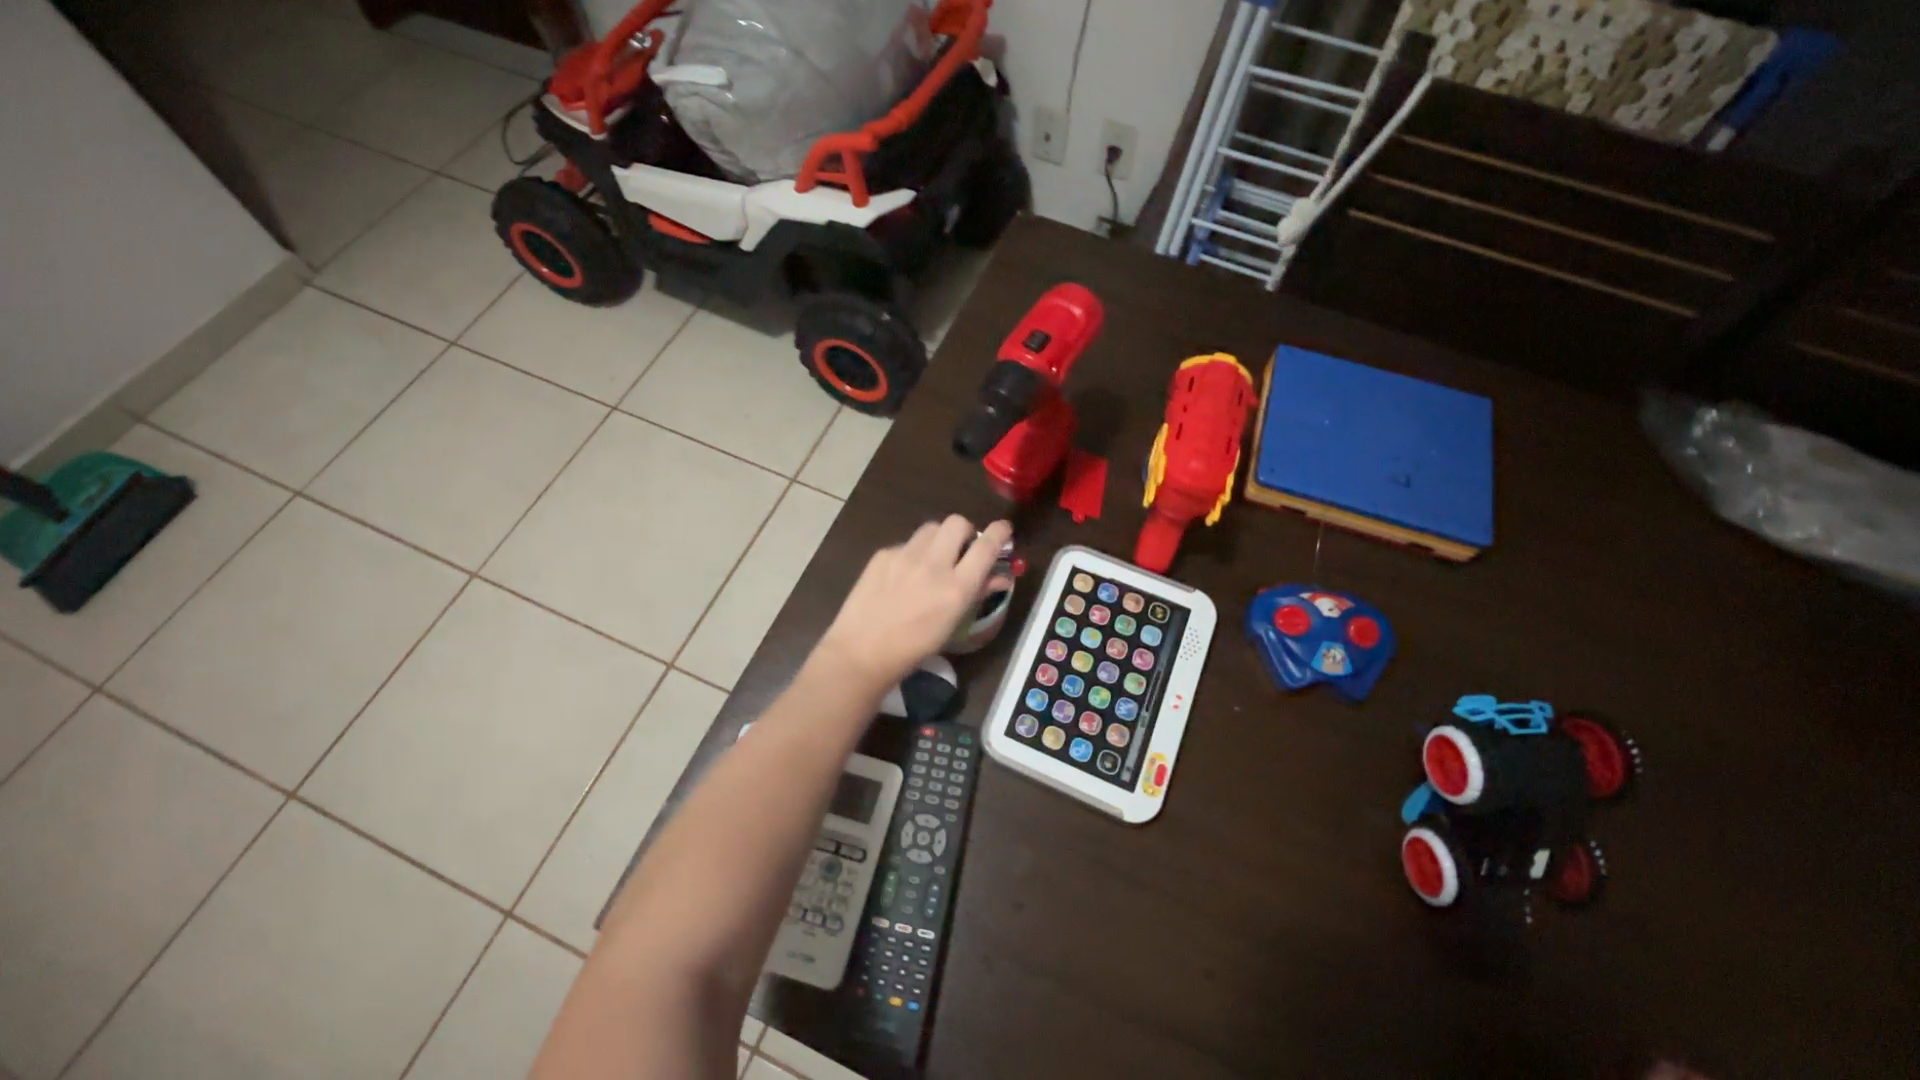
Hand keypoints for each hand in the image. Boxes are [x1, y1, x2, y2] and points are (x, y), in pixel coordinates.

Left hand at [817, 515, 1013, 688]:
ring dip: (939, 539)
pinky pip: (906, 543)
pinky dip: (912, 554)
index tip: (1003, 529)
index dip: (999, 532)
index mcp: (956, 588)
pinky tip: (903, 576)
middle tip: (961, 549)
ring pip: (931, 528)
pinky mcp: (883, 555)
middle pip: (957, 522)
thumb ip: (978, 593)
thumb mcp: (953, 624)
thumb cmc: (915, 647)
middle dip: (964, 532)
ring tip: (932, 560)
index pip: (986, 546)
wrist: (863, 651)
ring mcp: (905, 556)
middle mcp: (933, 565)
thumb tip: (1001, 577)